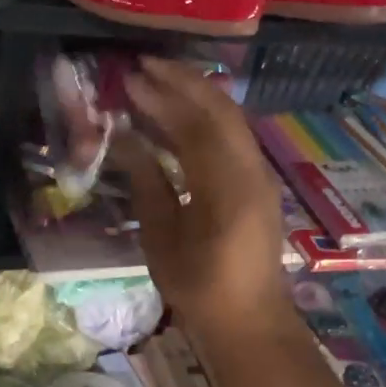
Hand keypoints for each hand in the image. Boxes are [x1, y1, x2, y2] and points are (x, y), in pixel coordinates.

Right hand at [112, 56, 290, 340]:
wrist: (249, 320)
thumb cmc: (199, 288)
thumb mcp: (162, 240)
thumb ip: (147, 183)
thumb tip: (126, 139)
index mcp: (226, 187)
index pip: (194, 124)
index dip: (161, 96)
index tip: (129, 77)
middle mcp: (251, 171)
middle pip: (219, 111)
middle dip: (182, 83)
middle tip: (143, 66)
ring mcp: (259, 175)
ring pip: (230, 120)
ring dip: (195, 97)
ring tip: (158, 83)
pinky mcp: (258, 183)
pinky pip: (233, 137)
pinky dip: (206, 118)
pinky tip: (180, 118)